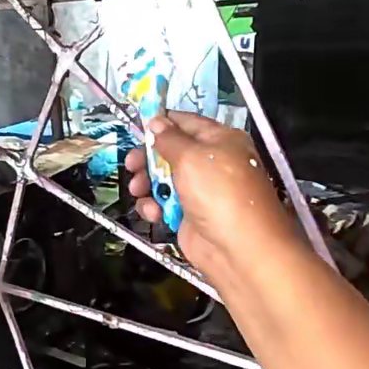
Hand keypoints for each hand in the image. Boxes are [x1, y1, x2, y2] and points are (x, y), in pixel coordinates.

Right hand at [125, 112, 302, 285]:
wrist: (237, 247)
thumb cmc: (218, 192)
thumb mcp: (191, 156)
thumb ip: (168, 137)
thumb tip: (157, 121)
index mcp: (219, 140)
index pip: (186, 122)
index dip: (162, 123)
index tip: (138, 126)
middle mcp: (210, 163)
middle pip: (170, 152)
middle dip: (147, 158)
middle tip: (131, 164)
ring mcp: (199, 190)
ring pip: (162, 179)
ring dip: (147, 184)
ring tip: (139, 190)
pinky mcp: (188, 214)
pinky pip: (163, 204)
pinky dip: (154, 207)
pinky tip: (153, 212)